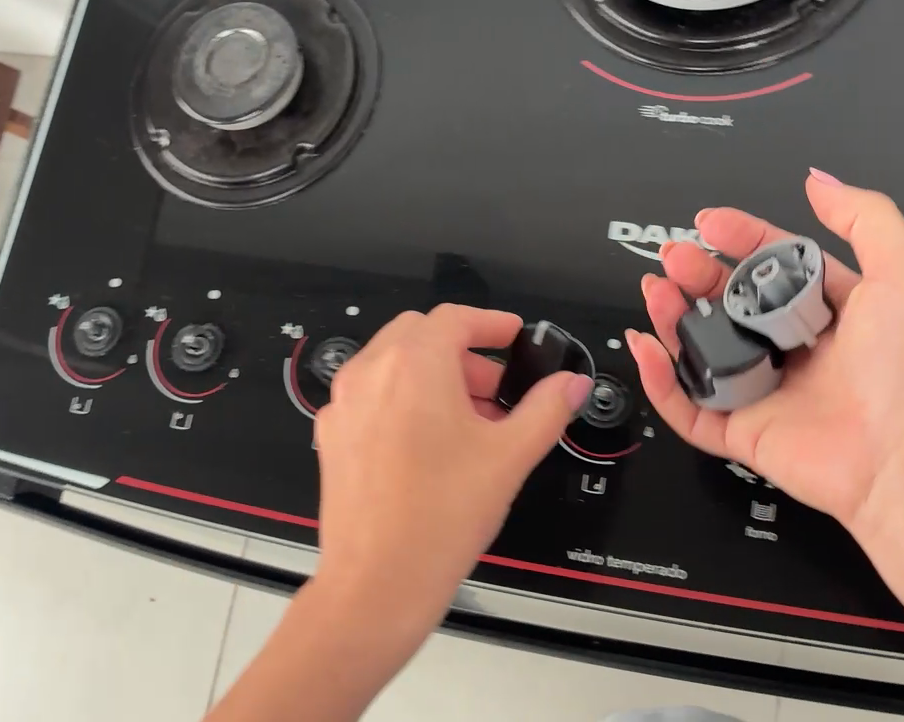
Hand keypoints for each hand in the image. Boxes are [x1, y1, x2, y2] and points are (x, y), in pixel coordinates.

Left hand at [312, 304, 593, 634]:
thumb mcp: (509, 457)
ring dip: (434, 374)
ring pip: (395, 362)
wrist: (375, 586)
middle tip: (495, 389)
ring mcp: (344, 402)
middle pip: (421, 333)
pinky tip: (431, 444)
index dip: (490, 323)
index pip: (455, 318)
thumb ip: (547, 409)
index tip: (513, 336)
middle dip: (463, 352)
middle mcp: (371, 372)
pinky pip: (373, 393)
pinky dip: (405, 397)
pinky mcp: (332, 433)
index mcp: (413, 364)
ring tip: (469, 422)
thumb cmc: (440, 518)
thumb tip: (571, 384)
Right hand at [628, 170, 903, 527]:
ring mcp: (762, 389)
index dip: (739, 237)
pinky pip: (686, 405)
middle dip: (695, 273)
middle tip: (672, 257)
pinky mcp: (740, 430)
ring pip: (699, 348)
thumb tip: (818, 181)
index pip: (769, 263)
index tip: (710, 222)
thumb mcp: (901, 272)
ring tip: (654, 290)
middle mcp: (790, 347)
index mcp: (825, 310)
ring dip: (669, 316)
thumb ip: (864, 217)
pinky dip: (658, 379)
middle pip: (725, 301)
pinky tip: (645, 346)